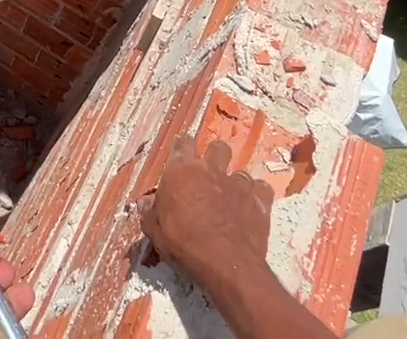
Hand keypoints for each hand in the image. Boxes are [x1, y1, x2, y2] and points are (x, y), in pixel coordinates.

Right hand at [139, 137, 273, 291]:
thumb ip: (150, 213)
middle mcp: (210, 170)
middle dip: (216, 156)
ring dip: (236, 182)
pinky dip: (258, 197)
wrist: (224, 264)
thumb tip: (144, 204)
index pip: (182, 143)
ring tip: (232, 198)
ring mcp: (237, 185)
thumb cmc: (183, 244)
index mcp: (180, 171)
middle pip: (217, 147)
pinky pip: (262, 190)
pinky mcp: (260, 202)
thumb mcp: (155, 231)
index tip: (183, 155)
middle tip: (211, 173)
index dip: (183, 147)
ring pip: (240, 171)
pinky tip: (252, 208)